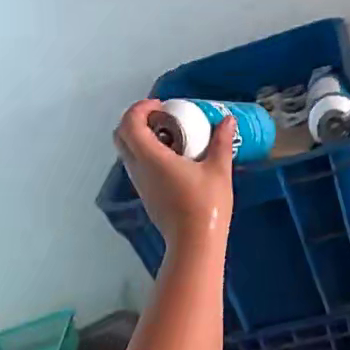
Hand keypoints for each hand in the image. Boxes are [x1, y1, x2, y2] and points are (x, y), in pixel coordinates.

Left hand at [114, 99, 235, 250]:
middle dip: (136, 121)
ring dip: (141, 140)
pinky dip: (147, 157)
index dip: (140, 108)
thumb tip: (228, 121)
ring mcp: (140, 186)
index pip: (130, 123)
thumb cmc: (206, 205)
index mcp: (151, 157)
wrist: (195, 243)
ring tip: (169, 140)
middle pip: (121, 136)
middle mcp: (139, 169)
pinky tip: (172, 163)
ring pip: (128, 154)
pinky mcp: (147, 198)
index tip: (161, 106)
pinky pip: (138, 169)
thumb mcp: (219, 170)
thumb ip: (221, 143)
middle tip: (161, 119)